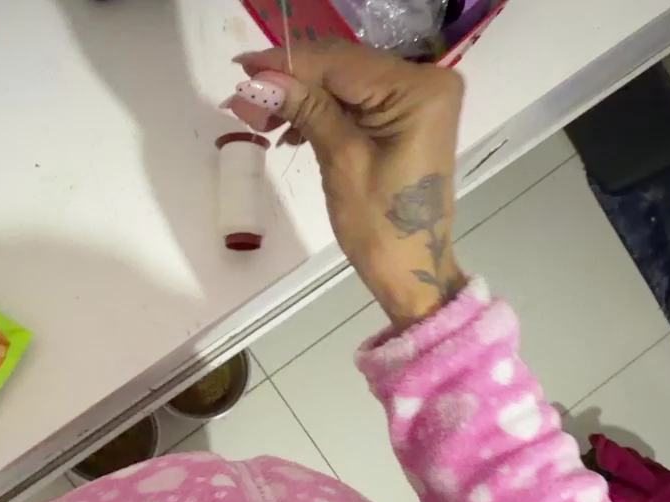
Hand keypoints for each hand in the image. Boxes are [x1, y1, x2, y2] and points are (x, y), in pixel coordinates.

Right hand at [227, 43, 465, 327]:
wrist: (412, 272)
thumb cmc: (381, 228)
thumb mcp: (342, 162)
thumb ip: (307, 110)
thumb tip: (261, 79)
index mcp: (418, 90)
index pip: (342, 62)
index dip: (289, 64)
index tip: (243, 68)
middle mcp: (426, 81)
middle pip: (345, 68)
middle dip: (293, 80)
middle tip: (245, 95)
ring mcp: (418, 99)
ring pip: (347, 84)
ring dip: (303, 97)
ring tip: (262, 117)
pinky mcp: (407, 118)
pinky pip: (359, 103)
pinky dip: (325, 111)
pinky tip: (292, 126)